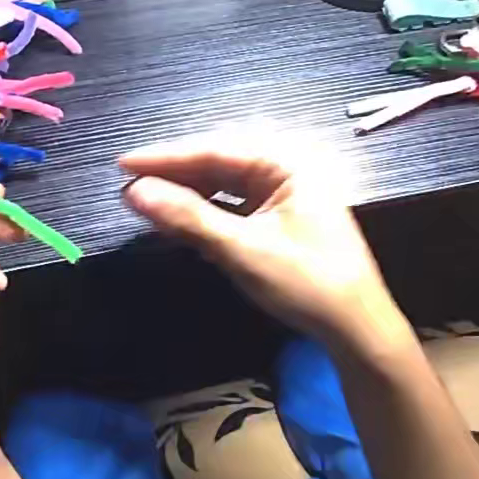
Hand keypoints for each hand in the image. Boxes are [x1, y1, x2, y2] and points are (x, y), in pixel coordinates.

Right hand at [120, 136, 407, 350]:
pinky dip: (203, 215)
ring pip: (222, 185)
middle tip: (129, 184)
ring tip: (145, 202)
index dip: (166, 157)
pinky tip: (176, 221)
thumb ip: (189, 218)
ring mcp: (281, 195)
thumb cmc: (307, 283)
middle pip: (218, 163)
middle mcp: (285, 170)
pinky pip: (231, 207)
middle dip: (173, 175)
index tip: (124, 163)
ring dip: (185, 195)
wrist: (354, 328)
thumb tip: (133, 191)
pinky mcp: (276, 219)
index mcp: (287, 163)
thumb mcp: (243, 250)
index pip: (216, 150)